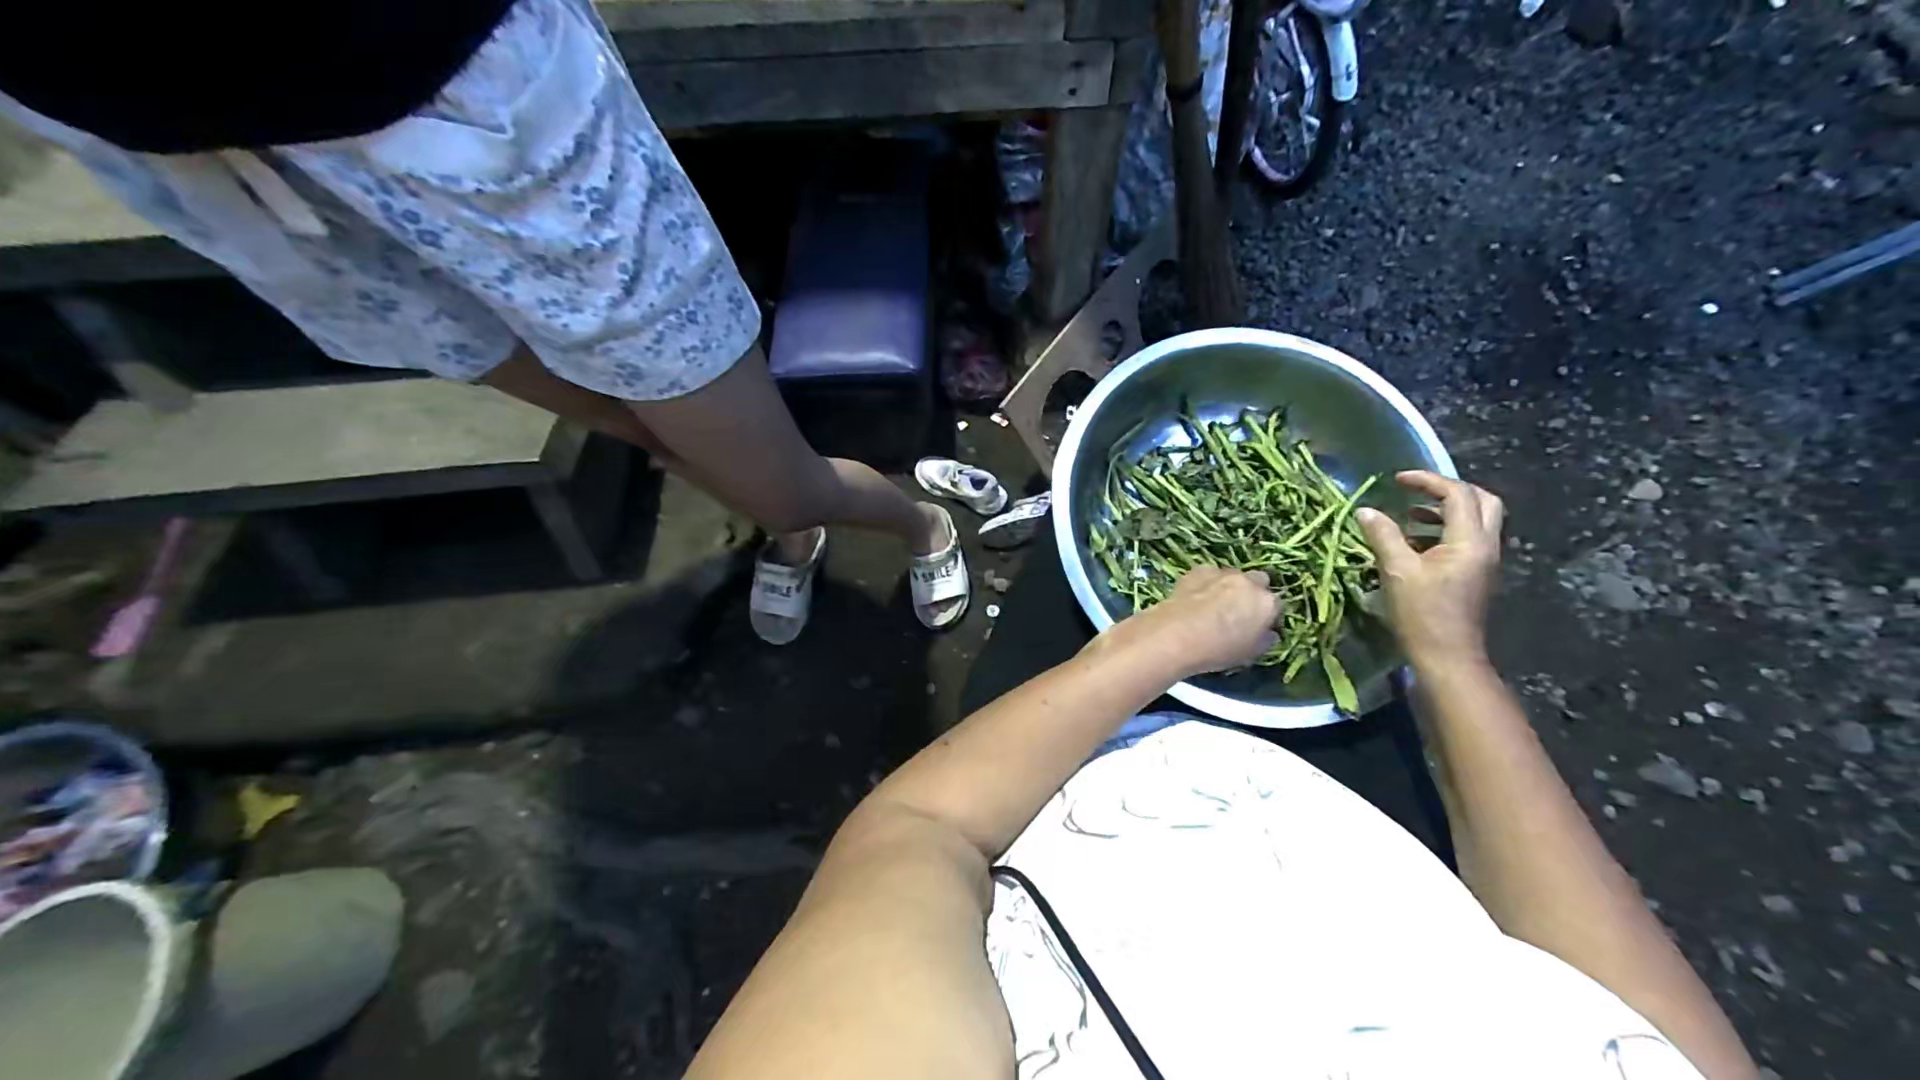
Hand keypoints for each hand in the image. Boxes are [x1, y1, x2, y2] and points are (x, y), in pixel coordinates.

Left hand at [1124, 567, 1283, 676]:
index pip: (1276, 606)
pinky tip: (1197, 597)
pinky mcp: (1198, 571)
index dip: (1269, 617)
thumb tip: (1270, 633)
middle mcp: (1248, 582)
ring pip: (1233, 576)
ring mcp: (1222, 574)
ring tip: (1214, 604)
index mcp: (1267, 603)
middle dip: (1253, 593)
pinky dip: (1207, 583)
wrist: (1176, 635)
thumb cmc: (1218, 650)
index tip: (1259, 627)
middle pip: (1258, 582)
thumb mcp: (1250, 653)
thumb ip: (1265, 640)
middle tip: (1239, 611)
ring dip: (1229, 586)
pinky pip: (1209, 575)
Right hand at [1354, 471, 1504, 670]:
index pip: (1457, 495)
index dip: (1428, 481)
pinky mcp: (1476, 574)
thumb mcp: (1396, 571)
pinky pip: (1468, 538)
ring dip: (1446, 510)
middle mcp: (1485, 546)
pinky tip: (1416, 542)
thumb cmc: (1422, 614)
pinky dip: (1445, 529)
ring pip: (1477, 519)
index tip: (1397, 480)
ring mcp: (1484, 561)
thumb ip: (1383, 536)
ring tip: (1410, 515)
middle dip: (1449, 490)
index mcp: (1469, 542)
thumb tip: (1367, 511)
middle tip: (1416, 491)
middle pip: (1482, 501)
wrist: (1447, 656)